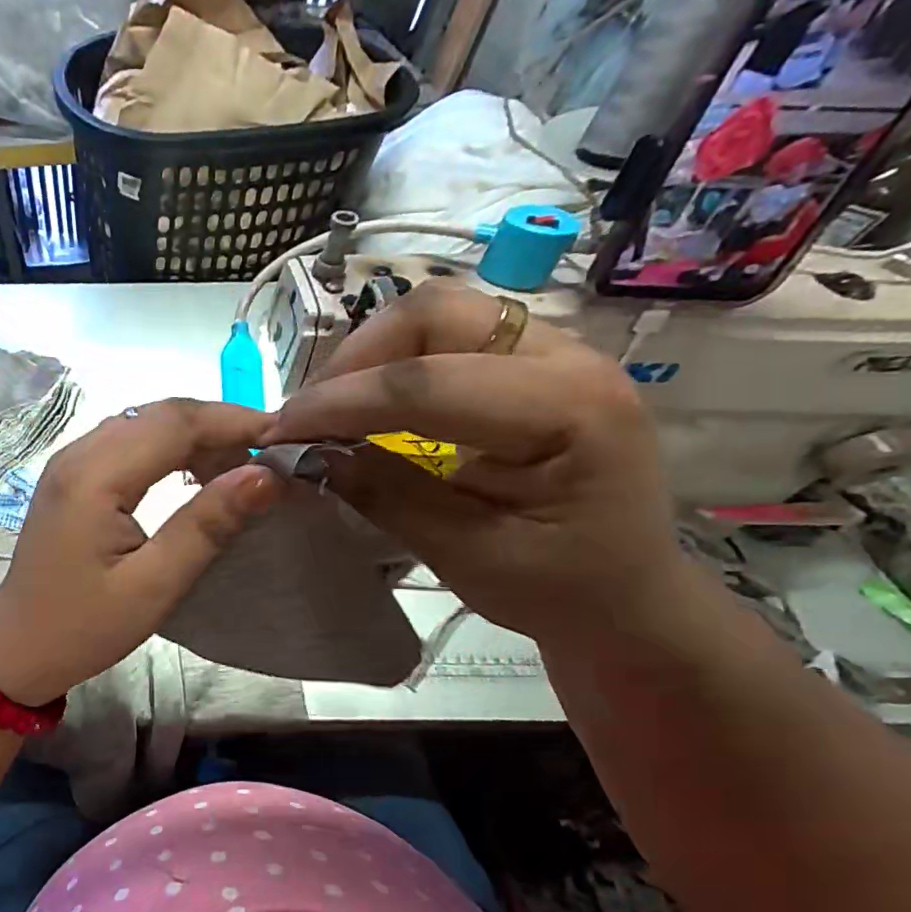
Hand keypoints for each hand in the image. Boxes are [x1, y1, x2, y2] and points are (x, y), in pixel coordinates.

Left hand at [0, 399, 283, 704]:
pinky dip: (171, 448)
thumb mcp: (154, 586)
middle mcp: (79, 453)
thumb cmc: (83, 627)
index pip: (175, 422)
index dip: (233, 421)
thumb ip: (207, 526)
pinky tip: (196, 475)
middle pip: (160, 413)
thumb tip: (265, 475)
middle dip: (219, 424)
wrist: (17, 649)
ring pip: (146, 423)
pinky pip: (130, 442)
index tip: (284, 436)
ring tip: (240, 467)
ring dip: (196, 435)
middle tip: (268, 453)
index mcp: (95, 476)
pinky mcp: (74, 475)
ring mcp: (72, 461)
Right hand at [261, 280, 692, 645]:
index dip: (343, 403)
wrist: (629, 598)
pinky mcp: (533, 361)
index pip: (429, 383)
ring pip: (437, 313)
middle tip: (311, 416)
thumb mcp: (467, 557)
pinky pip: (449, 335)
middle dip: (356, 359)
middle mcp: (568, 356)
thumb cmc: (561, 593)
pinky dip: (396, 362)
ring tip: (334, 408)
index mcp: (570, 411)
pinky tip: (373, 402)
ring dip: (372, 355)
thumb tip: (310, 453)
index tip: (281, 431)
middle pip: (434, 313)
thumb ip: (388, 495)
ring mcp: (554, 350)